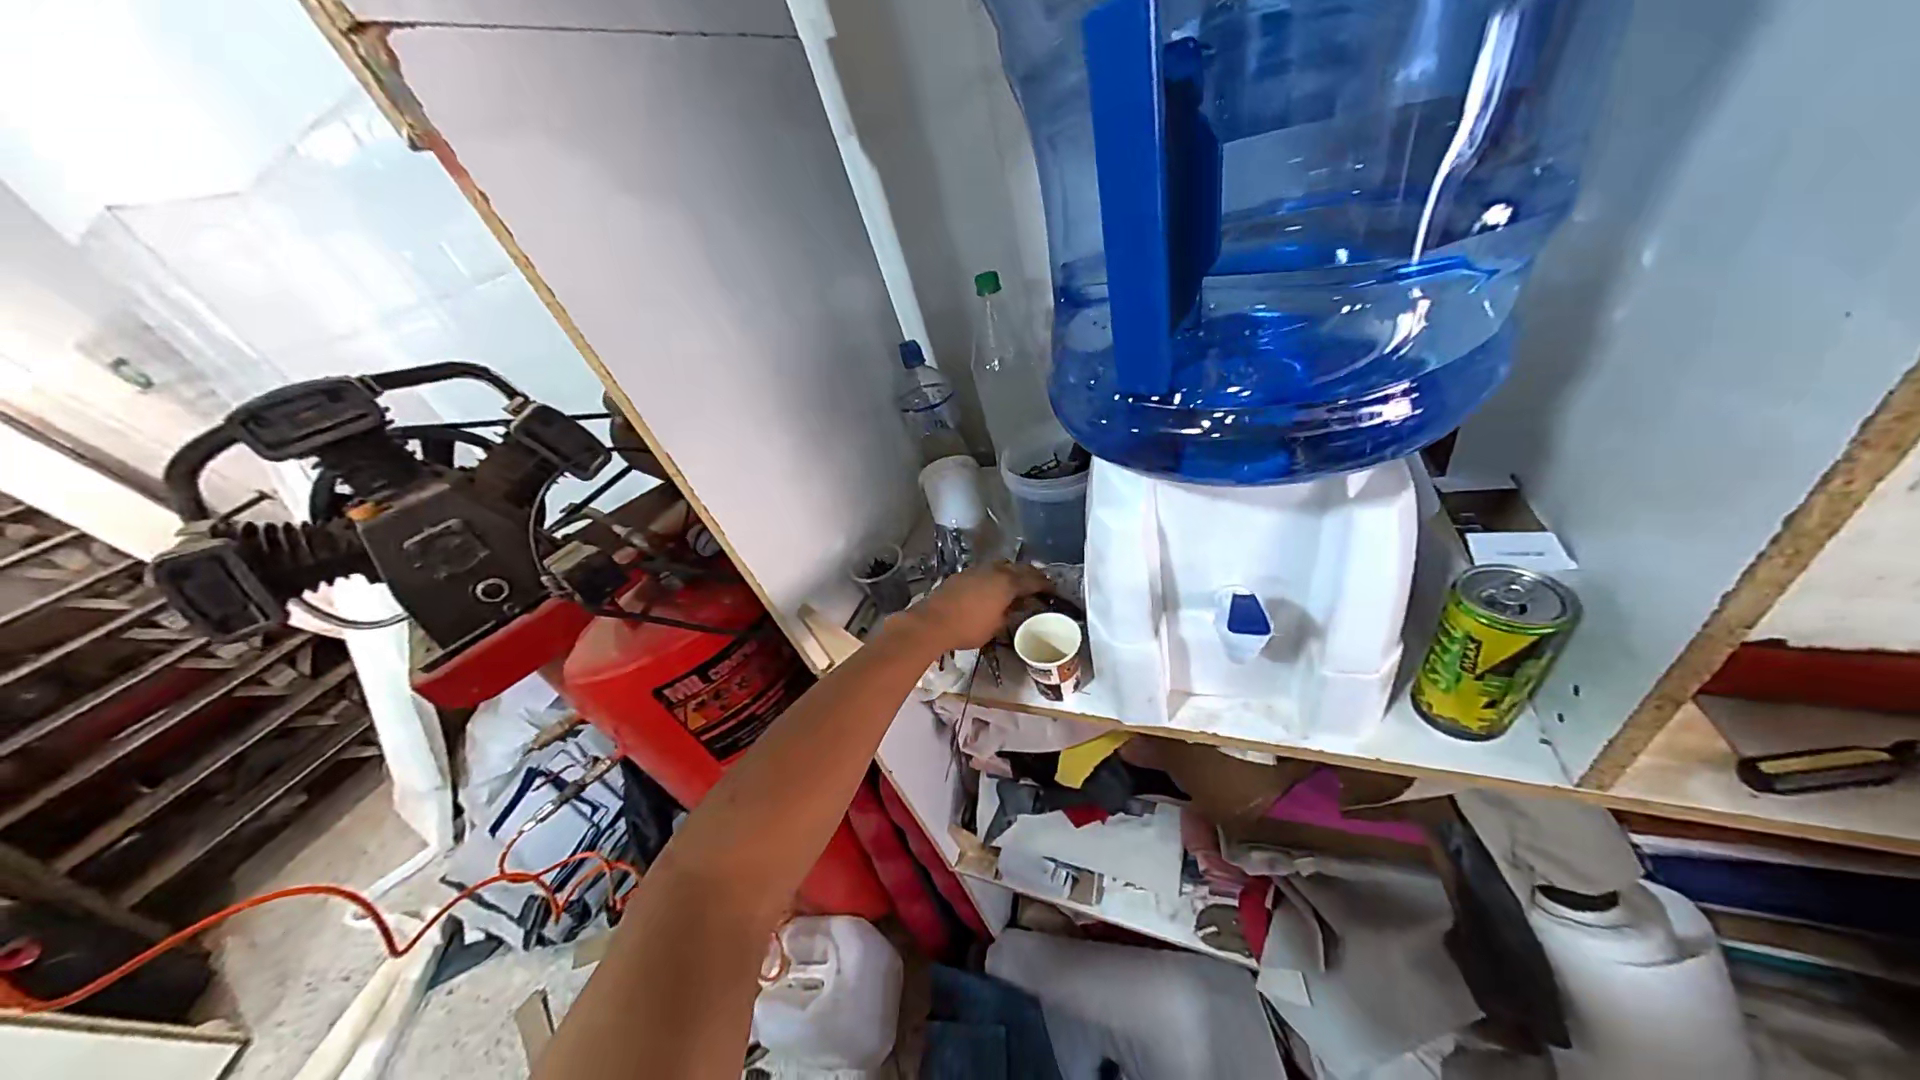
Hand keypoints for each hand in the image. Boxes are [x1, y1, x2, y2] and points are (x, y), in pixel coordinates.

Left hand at [891, 561, 1049, 654]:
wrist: (932, 622)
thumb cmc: (968, 628)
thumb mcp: (996, 626)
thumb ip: (1010, 613)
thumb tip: (1017, 608)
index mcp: (1007, 583)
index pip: (1033, 579)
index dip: (1045, 585)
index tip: (1053, 591)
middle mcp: (994, 570)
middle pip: (1018, 567)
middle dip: (1030, 575)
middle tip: (1038, 585)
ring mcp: (977, 570)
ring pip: (1001, 566)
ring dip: (1012, 573)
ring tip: (1016, 585)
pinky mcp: (963, 574)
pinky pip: (986, 571)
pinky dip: (995, 576)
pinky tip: (993, 588)